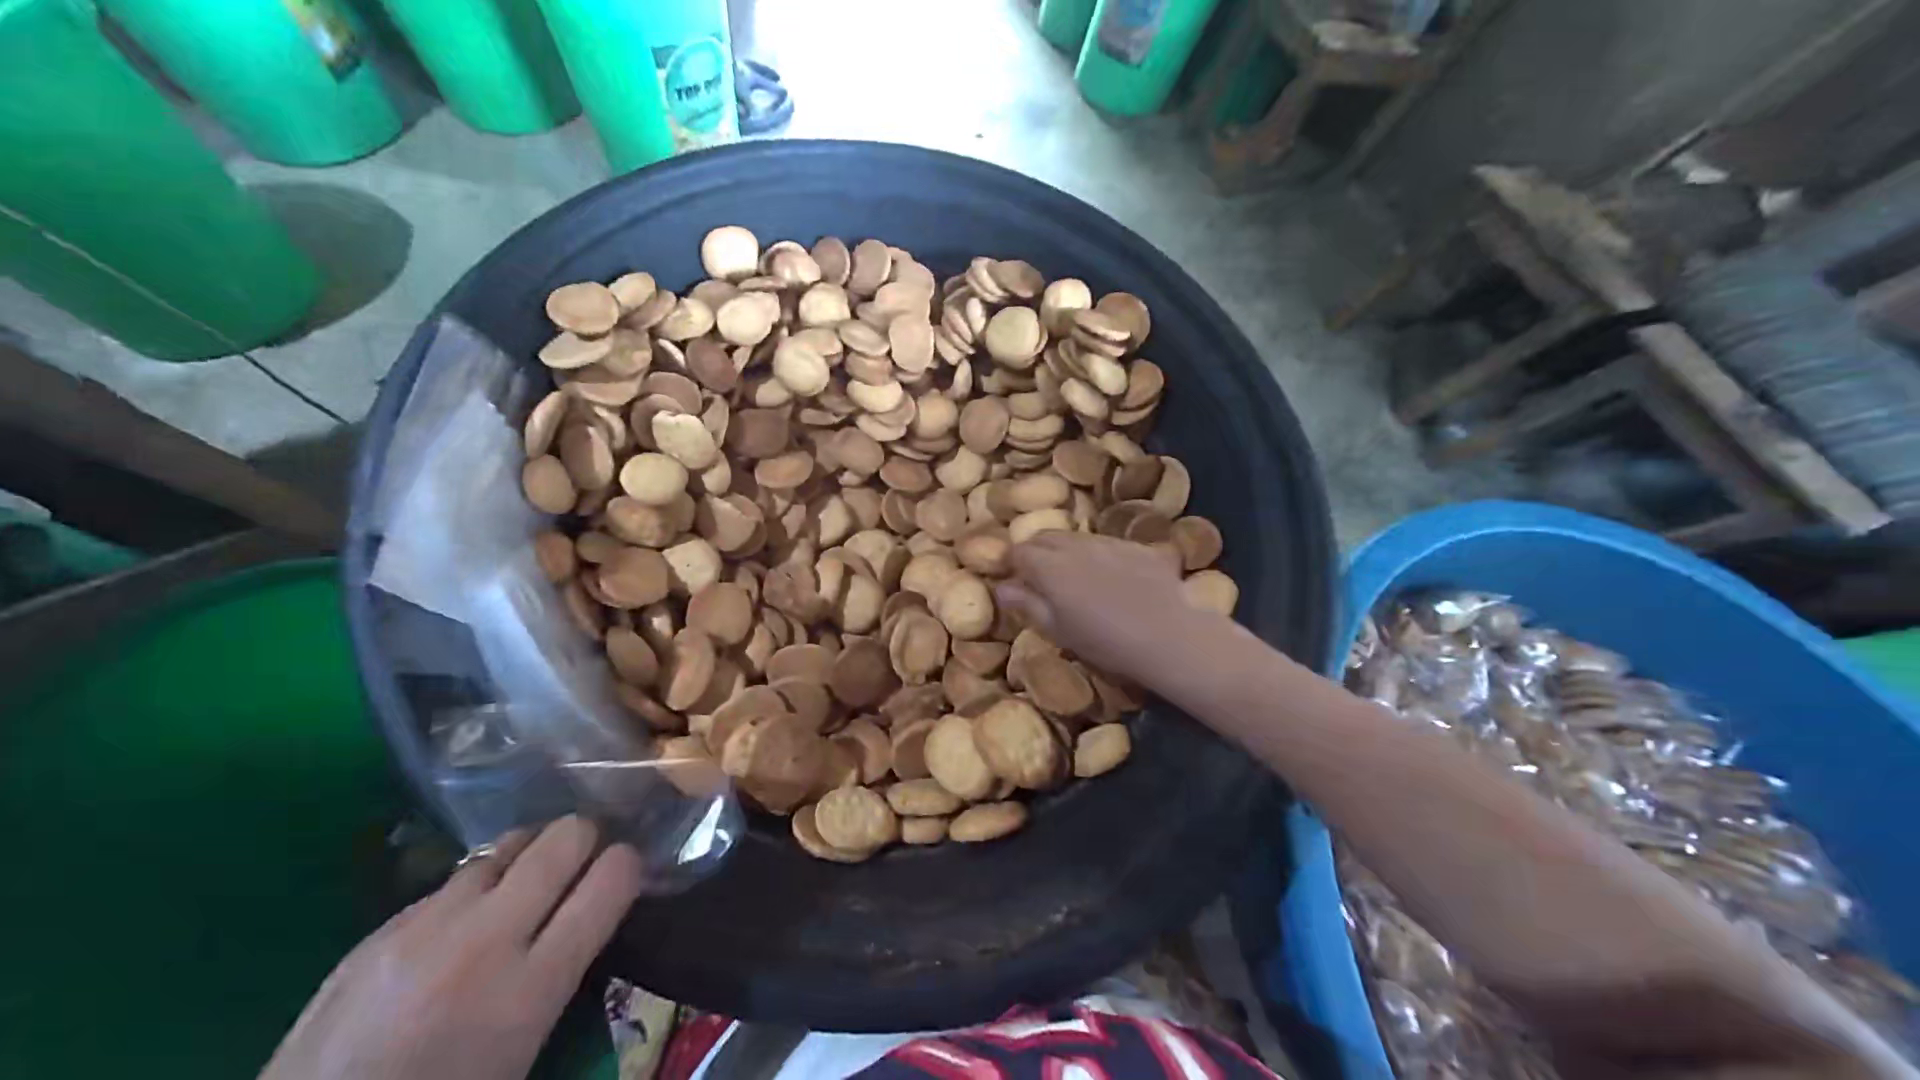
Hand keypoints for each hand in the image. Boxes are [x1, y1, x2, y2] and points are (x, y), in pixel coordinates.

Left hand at [260, 816, 641, 1079]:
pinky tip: (461, 924)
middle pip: (563, 839)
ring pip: (508, 845)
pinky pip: (451, 881)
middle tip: (586, 858)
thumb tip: (594, 910)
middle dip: (586, 838)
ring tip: (528, 880)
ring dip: (530, 855)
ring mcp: (425, 927)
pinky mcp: (379, 928)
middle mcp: (485, 941)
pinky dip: (475, 889)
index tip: (627, 872)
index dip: (629, 865)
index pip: (611, 881)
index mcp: (530, 989)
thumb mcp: (526, 1050)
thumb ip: (565, 972)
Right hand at [996, 532, 1202, 678]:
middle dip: (1036, 552)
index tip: (1015, 582)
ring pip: (1077, 537)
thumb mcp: (1058, 630)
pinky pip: (1109, 544)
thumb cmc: (1104, 641)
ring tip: (1077, 579)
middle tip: (1041, 579)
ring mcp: (1110, 542)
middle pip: (1045, 537)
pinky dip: (1100, 556)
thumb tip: (1002, 587)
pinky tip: (1113, 580)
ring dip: (1067, 551)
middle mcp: (1076, 544)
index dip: (1012, 565)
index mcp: (1050, 566)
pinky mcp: (1139, 547)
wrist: (1168, 637)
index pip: (1018, 551)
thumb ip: (1028, 604)